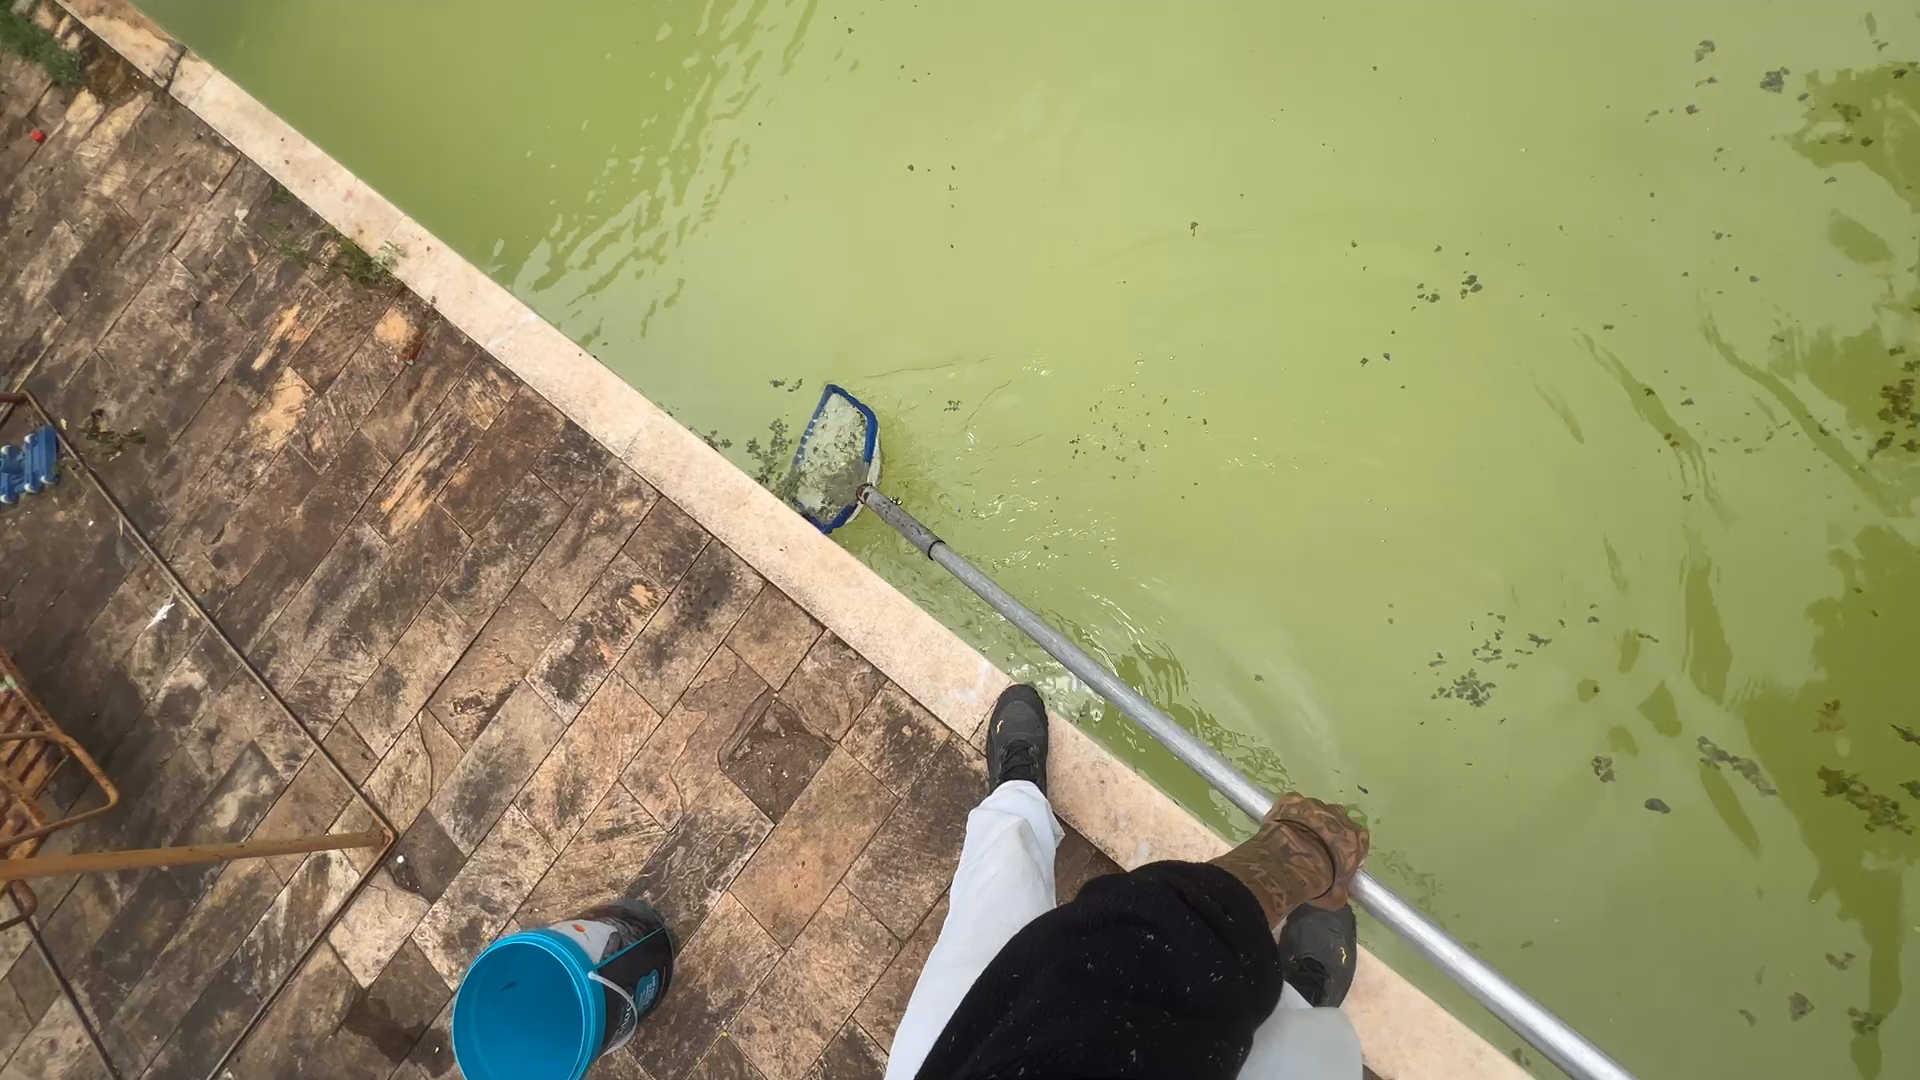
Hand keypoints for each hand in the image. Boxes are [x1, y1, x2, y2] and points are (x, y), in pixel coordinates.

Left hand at [1264, 793, 1368, 910]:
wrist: (1288, 861)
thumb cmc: (1319, 881)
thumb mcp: (1338, 894)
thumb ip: (1343, 887)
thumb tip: (1339, 890)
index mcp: (1356, 838)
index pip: (1358, 839)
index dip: (1346, 847)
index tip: (1337, 856)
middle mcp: (1338, 816)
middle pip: (1337, 819)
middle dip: (1328, 830)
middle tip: (1316, 845)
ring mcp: (1314, 804)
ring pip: (1314, 809)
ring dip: (1308, 819)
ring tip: (1295, 835)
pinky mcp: (1290, 799)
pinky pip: (1292, 803)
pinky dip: (1288, 811)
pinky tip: (1281, 824)